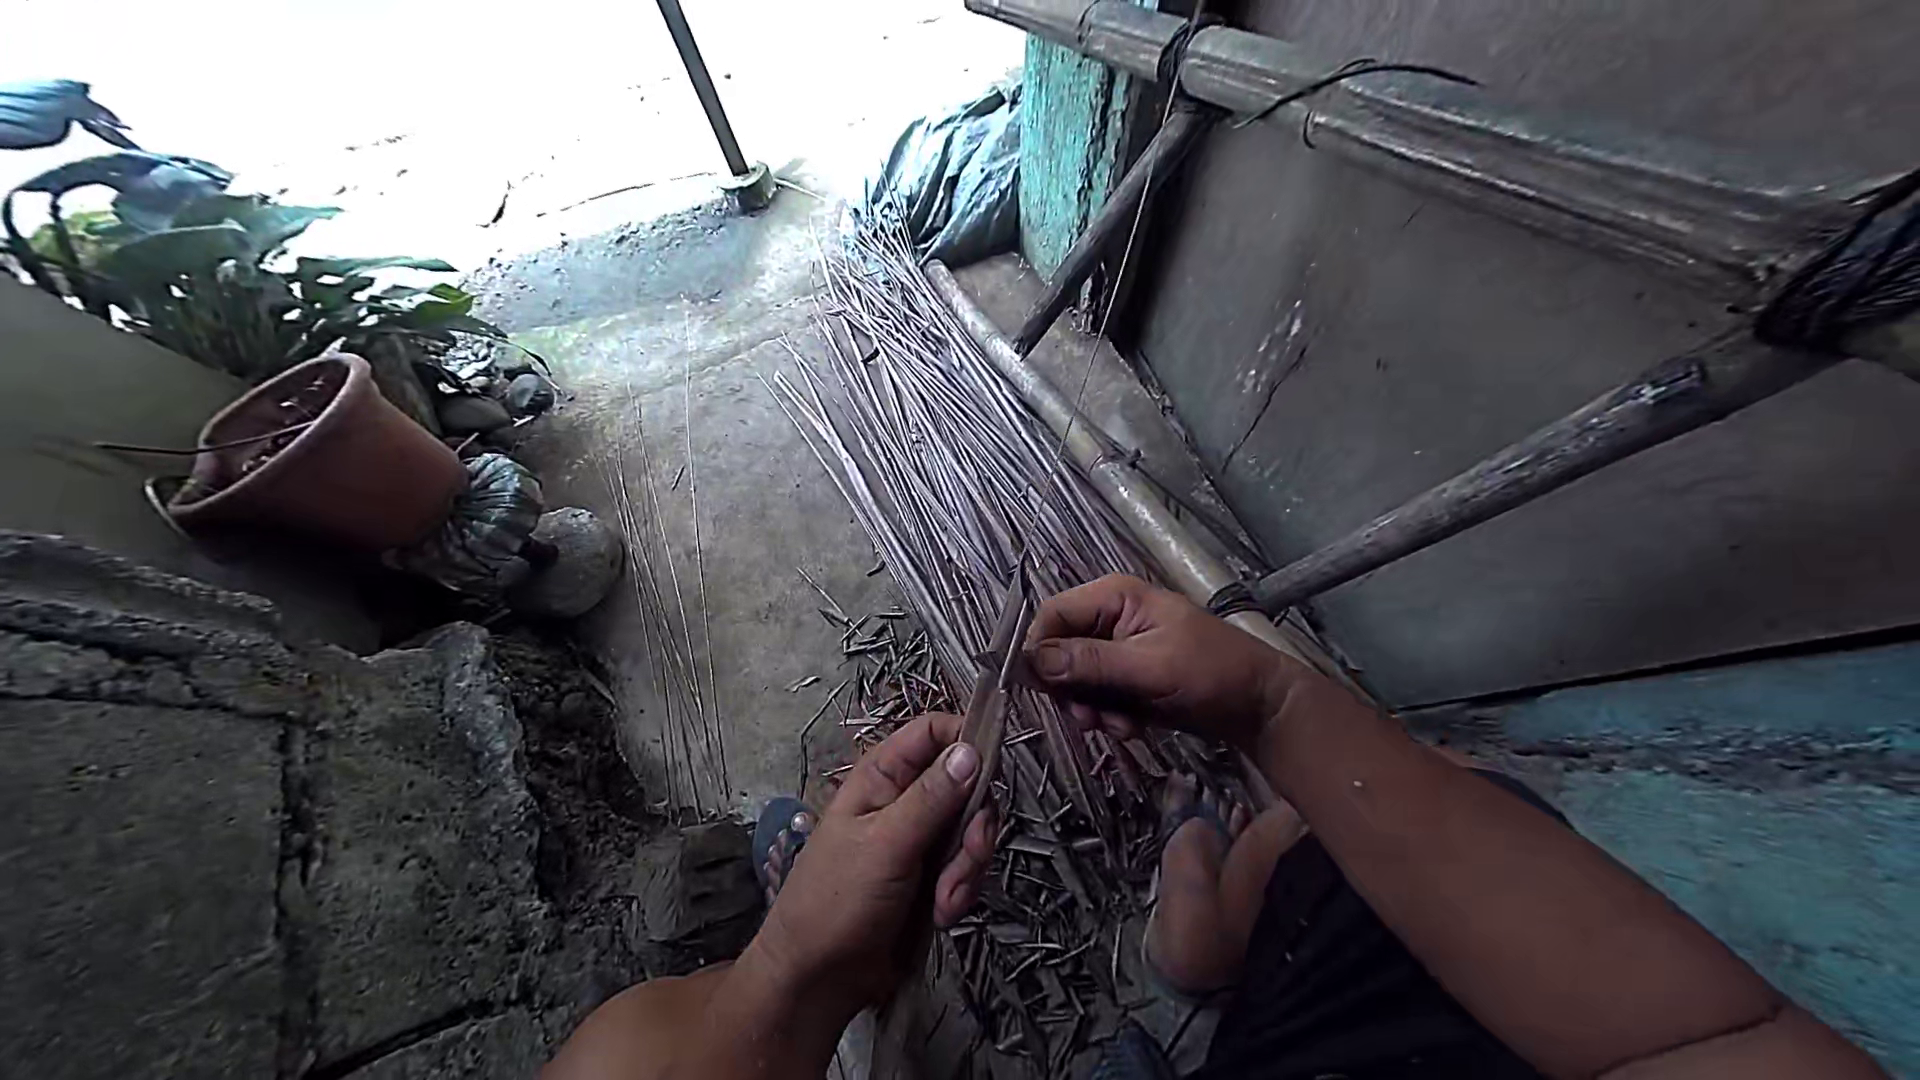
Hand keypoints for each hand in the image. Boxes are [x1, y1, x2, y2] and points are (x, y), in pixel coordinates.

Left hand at [749, 712, 996, 1017]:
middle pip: (966, 781)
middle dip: (974, 822)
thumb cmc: (837, 900)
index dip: (966, 739)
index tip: (991, 770)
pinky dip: (962, 887)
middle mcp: (906, 795)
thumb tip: (971, 749)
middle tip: (968, 854)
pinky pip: (967, 863)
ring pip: (972, 825)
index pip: (934, 730)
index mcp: (884, 773)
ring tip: (945, 900)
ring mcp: (922, 834)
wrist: (818, 981)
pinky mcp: (934, 870)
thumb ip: (932, 798)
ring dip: (968, 864)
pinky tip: (943, 913)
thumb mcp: (885, 844)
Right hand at [1024, 574, 1302, 748]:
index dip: (1037, 648)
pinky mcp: (1123, 676)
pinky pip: (1094, 694)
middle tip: (1089, 718)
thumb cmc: (1212, 672)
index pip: (1052, 614)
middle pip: (1057, 649)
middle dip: (1070, 689)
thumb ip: (1091, 662)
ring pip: (1073, 678)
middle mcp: (1107, 618)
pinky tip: (1131, 726)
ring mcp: (1115, 648)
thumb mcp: (1150, 666)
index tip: (1036, 688)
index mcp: (1112, 597)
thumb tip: (1033, 660)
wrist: (1259, 706)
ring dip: (1090, 707)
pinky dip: (1106, 714)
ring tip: (1120, 725)